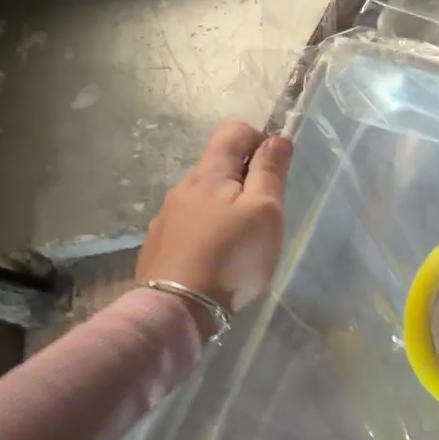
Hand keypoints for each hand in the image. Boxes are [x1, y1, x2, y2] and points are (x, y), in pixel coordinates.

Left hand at [137, 121, 292, 332]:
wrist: (178, 308)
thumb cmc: (233, 256)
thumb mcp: (266, 211)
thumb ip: (271, 172)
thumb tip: (278, 137)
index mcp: (211, 173)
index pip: (233, 130)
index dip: (260, 139)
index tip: (275, 171)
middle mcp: (184, 186)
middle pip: (219, 165)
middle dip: (246, 179)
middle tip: (266, 215)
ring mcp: (167, 216)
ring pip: (205, 197)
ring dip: (227, 207)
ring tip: (243, 242)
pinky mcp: (160, 243)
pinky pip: (191, 223)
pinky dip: (209, 230)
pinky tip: (218, 259)